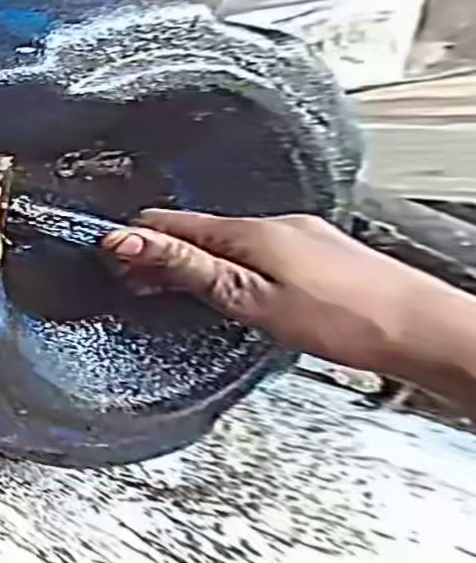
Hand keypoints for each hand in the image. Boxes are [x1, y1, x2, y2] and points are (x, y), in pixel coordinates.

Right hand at [101, 210, 475, 410]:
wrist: (445, 340)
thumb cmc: (350, 323)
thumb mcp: (244, 295)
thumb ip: (180, 264)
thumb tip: (122, 239)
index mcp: (247, 231)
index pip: (160, 221)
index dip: (131, 244)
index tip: (118, 269)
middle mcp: (274, 224)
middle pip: (190, 231)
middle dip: (160, 257)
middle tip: (147, 290)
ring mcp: (302, 237)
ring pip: (222, 242)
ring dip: (195, 264)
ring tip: (192, 297)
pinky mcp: (320, 254)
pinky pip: (254, 250)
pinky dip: (231, 268)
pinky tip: (239, 294)